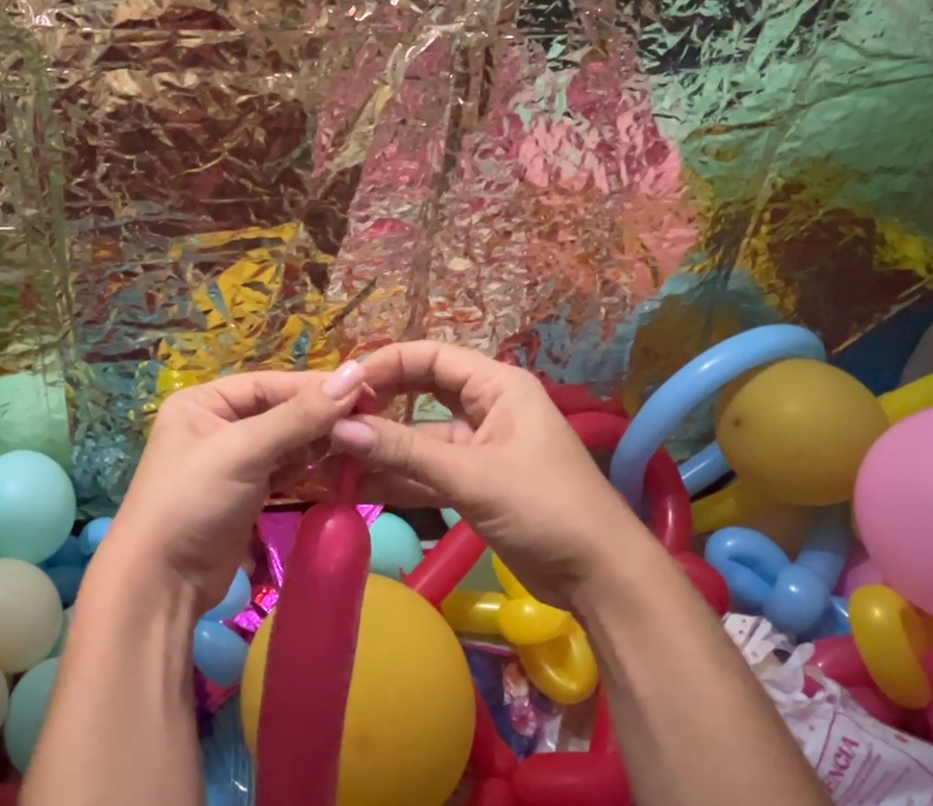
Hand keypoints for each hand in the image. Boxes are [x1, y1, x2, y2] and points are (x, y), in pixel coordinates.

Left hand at [99, 364, 367, 610]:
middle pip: (280, 412)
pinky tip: (339, 472)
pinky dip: (309, 473)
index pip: (269, 384)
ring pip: (286, 444)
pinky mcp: (246, 496)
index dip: (315, 386)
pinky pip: (285, 473)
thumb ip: (300, 415)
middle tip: (370, 421)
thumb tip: (353, 373)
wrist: (161, 583)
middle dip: (320, 418)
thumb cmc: (193, 500)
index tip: (365, 389)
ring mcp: (232, 463)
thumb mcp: (244, 450)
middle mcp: (216, 425)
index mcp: (204, 402)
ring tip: (361, 447)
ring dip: (319, 447)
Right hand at [330, 341, 652, 606]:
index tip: (341, 386)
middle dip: (378, 404)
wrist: (601, 577)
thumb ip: (405, 451)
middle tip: (331, 419)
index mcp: (498, 386)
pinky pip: (427, 470)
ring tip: (331, 457)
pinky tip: (356, 488)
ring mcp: (479, 447)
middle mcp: (487, 407)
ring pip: (420, 436)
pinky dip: (397, 478)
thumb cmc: (546, 508)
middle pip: (421, 392)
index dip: (385, 364)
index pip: (431, 357)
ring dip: (381, 447)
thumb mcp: (473, 476)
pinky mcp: (475, 483)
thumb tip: (338, 428)